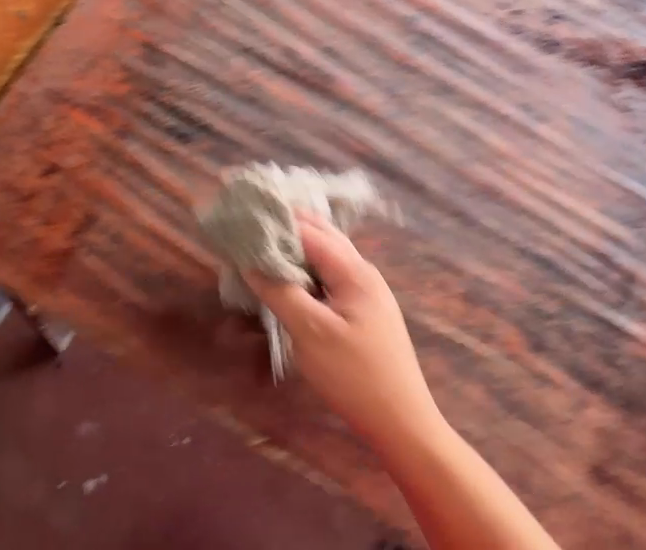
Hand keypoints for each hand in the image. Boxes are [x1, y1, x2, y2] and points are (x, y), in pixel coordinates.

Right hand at [243, 212, 442, 448]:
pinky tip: (289, 281)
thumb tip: (251, 263)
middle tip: (251, 230)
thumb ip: (280, 293)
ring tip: (262, 249)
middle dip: (287, 229)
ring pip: (326, 258)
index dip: (276, 223)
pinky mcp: (363, 312)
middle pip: (321, 236)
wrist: (402, 423)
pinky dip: (307, 271)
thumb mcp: (311, 333)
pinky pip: (330, 278)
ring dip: (297, 250)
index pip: (309, 231)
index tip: (243, 221)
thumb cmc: (355, 376)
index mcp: (354, 271)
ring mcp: (366, 293)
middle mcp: (363, 273)